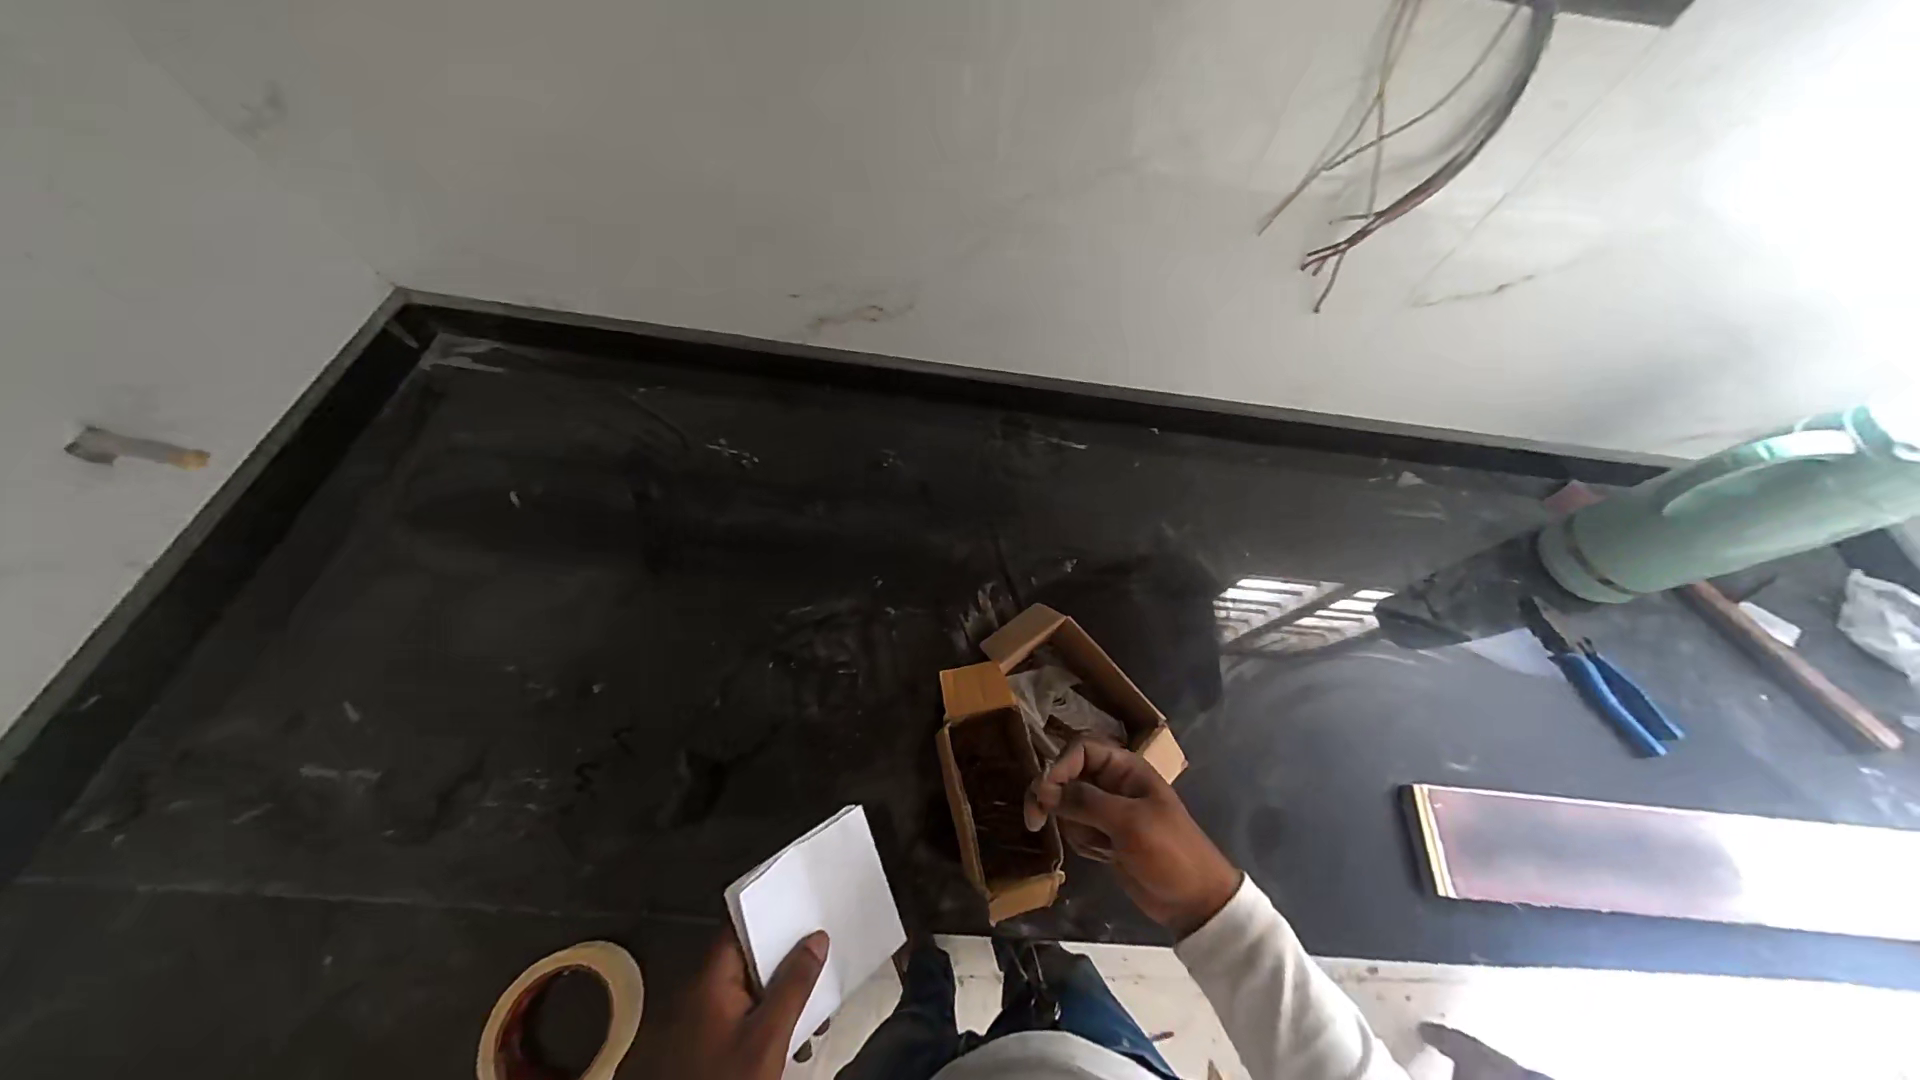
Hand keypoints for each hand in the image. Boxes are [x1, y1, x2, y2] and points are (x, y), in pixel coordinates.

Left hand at [632, 927, 827, 1079]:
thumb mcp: (769, 1037)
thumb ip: (795, 984)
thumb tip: (815, 940)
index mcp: (710, 981)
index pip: (739, 926)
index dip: (770, 912)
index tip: (801, 905)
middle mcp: (703, 993)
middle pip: (750, 955)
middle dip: (787, 959)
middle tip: (819, 959)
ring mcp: (705, 1020)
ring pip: (752, 986)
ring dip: (784, 992)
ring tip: (813, 1013)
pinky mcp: (712, 1043)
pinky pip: (747, 1012)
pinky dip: (771, 1016)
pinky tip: (795, 1037)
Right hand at [1024, 739, 1240, 936]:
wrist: (1196, 902)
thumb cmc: (1170, 852)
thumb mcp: (1128, 823)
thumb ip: (1084, 801)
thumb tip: (1043, 789)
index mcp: (1126, 768)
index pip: (1081, 750)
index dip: (1059, 766)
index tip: (1043, 794)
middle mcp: (1114, 783)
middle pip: (1068, 774)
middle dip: (1053, 797)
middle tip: (1034, 820)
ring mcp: (1108, 810)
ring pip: (1068, 804)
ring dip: (1072, 824)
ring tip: (1099, 845)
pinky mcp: (1104, 835)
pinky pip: (1076, 828)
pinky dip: (1082, 841)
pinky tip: (1103, 855)